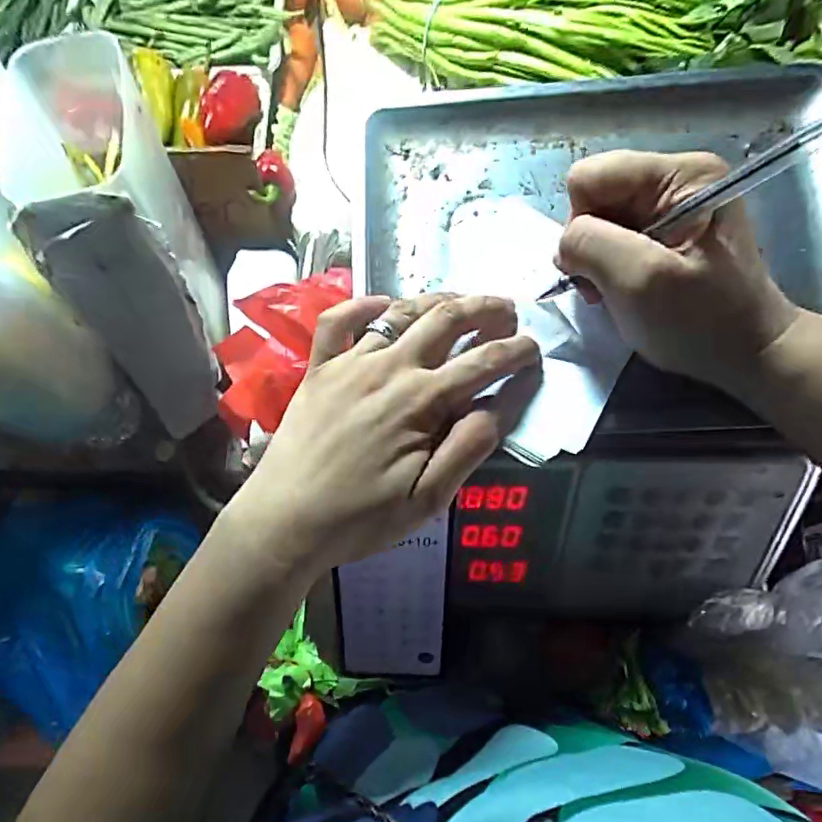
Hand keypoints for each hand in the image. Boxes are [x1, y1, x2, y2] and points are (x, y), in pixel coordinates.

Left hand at [222, 294, 539, 577]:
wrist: (286, 520)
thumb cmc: (359, 519)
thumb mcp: (428, 499)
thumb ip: (468, 447)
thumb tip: (502, 404)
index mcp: (420, 401)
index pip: (484, 362)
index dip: (518, 352)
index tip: (535, 351)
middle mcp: (387, 369)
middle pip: (448, 319)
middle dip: (487, 310)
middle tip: (508, 314)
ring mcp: (348, 364)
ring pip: (401, 311)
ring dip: (439, 301)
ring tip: (462, 303)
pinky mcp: (317, 370)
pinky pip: (338, 320)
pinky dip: (363, 304)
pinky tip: (382, 307)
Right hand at [554, 151, 800, 390]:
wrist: (744, 351)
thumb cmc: (699, 319)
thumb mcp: (640, 280)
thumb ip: (592, 244)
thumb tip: (566, 241)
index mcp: (680, 174)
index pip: (590, 177)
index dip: (582, 224)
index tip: (603, 266)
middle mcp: (675, 179)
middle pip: (593, 197)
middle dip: (590, 244)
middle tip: (610, 285)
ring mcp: (669, 206)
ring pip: (598, 221)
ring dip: (597, 261)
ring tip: (619, 291)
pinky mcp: (664, 233)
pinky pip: (613, 239)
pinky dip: (609, 269)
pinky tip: (627, 289)